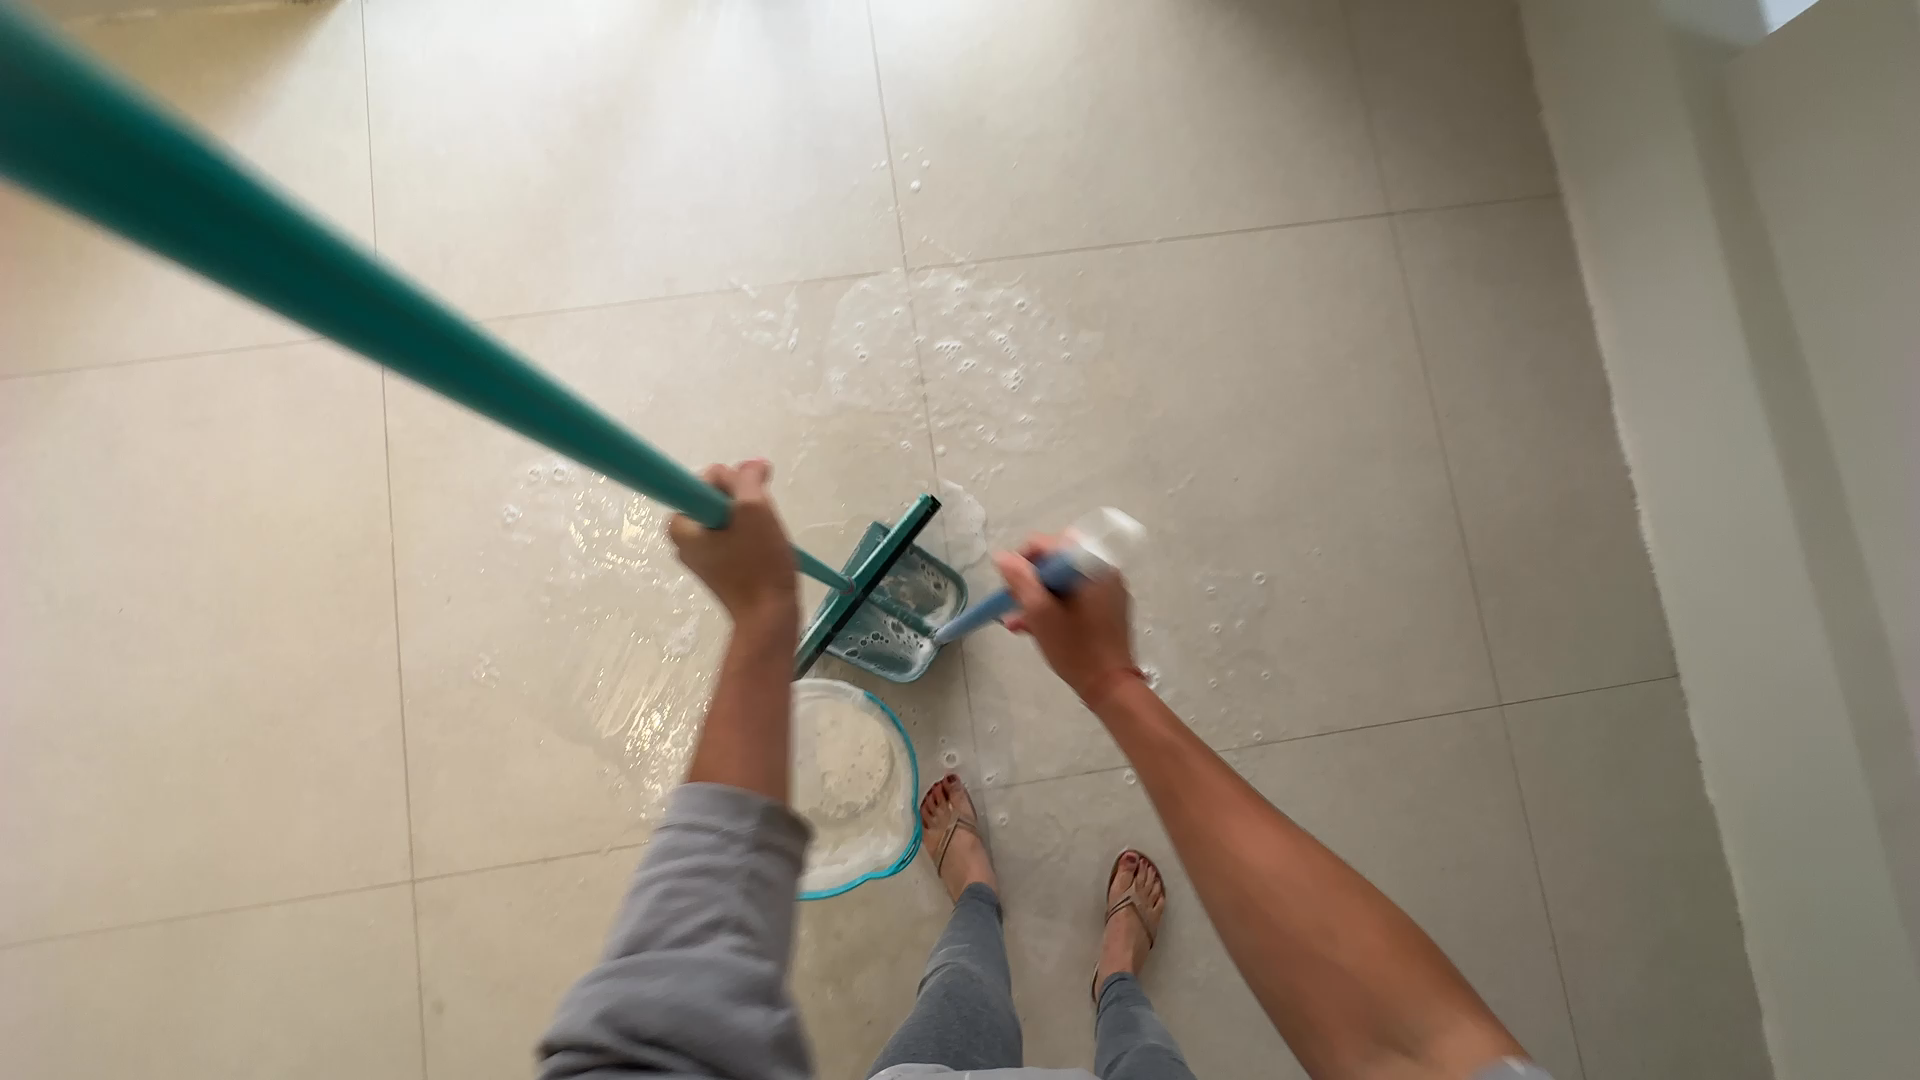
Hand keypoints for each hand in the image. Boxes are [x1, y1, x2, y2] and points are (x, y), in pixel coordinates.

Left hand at [668, 459, 798, 626]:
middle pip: (716, 496)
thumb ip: (747, 478)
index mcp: (679, 524)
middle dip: (743, 501)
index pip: (704, 480)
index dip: (732, 483)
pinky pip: (732, 534)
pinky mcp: (718, 566)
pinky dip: (750, 534)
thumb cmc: (759, 564)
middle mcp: (682, 538)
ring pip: (727, 515)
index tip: (751, 503)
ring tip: (766, 537)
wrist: (768, 617)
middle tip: (762, 521)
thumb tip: (752, 465)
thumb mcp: (755, 510)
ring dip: (751, 518)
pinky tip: (764, 547)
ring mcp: (700, 553)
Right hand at [995, 534, 1139, 706]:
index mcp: (1091, 565)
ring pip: (1062, 581)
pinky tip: (1033, 627)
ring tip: (1015, 622)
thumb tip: (1002, 556)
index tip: (1008, 586)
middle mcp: (1103, 570)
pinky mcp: (1107, 607)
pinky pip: (1075, 595)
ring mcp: (1107, 589)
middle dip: (1029, 582)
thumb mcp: (1040, 613)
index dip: (1022, 561)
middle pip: (1055, 562)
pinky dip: (1054, 606)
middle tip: (1012, 604)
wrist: (1111, 686)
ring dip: (1037, 597)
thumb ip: (1020, 579)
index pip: (1048, 544)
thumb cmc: (1075, 648)